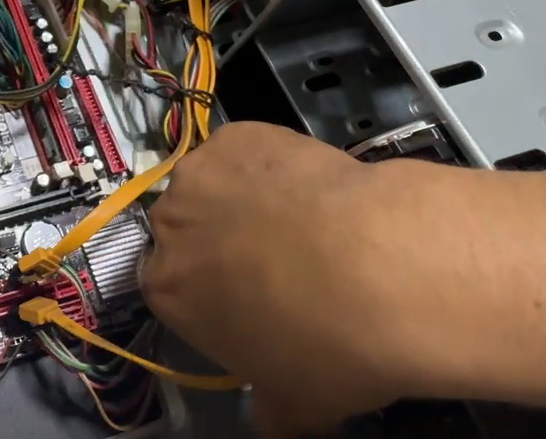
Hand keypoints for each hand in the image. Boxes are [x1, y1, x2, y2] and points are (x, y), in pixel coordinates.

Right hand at [142, 121, 437, 435]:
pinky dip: (269, 166)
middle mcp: (168, 223)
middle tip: (275, 264)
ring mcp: (201, 171)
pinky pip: (246, 152)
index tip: (244, 304)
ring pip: (213, 185)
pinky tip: (309, 188)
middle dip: (217, 243)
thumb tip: (271, 418)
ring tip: (301, 222)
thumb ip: (267, 409)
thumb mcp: (295, 404)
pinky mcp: (238, 135)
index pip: (169, 288)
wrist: (379, 265)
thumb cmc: (329, 345)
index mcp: (165, 289)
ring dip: (240, 200)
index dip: (207, 295)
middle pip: (184, 229)